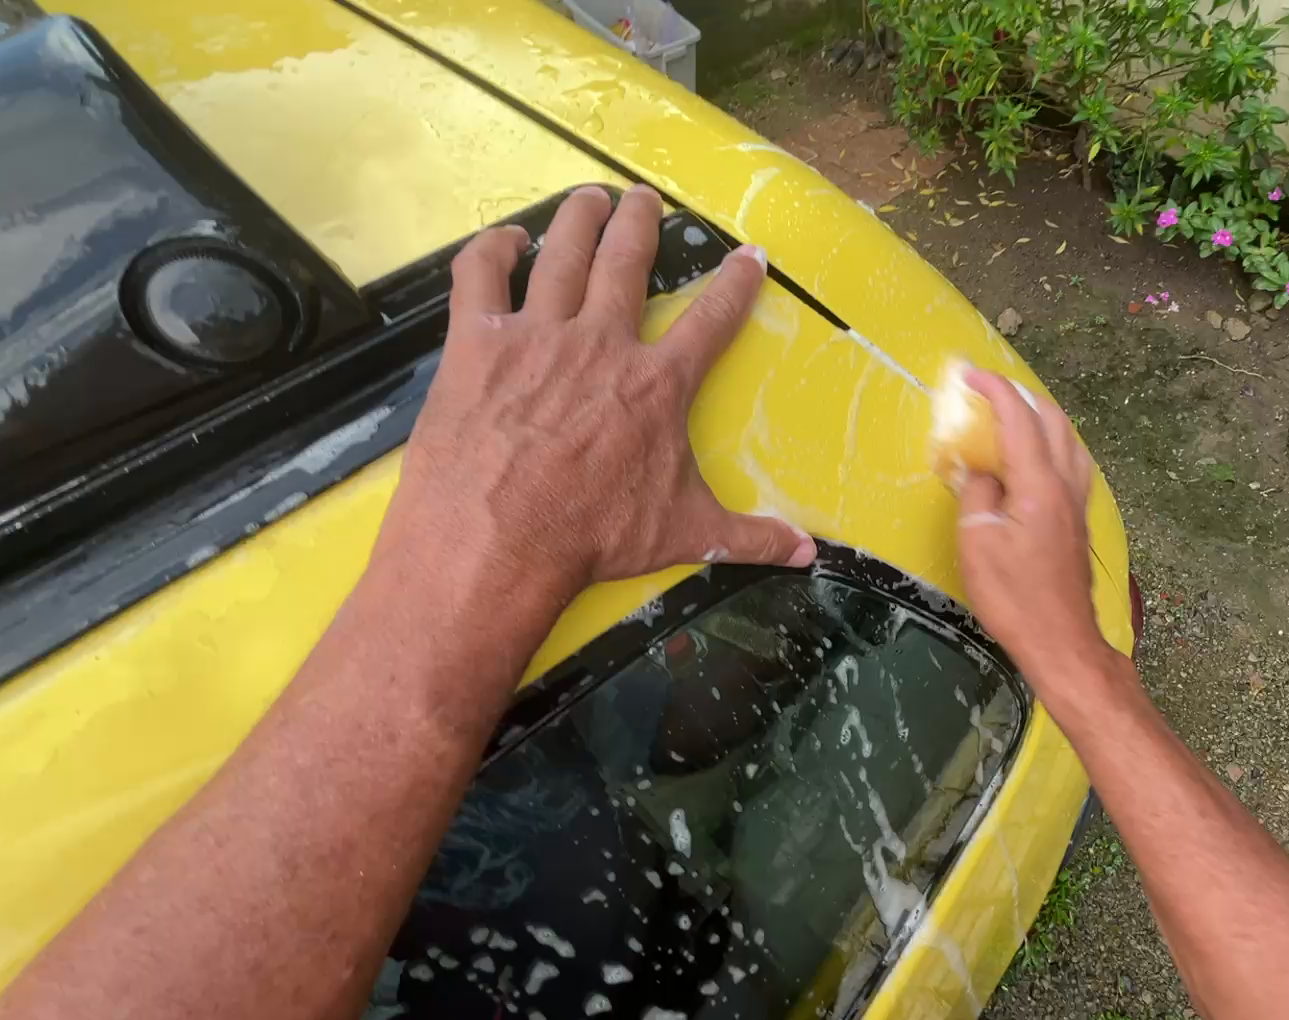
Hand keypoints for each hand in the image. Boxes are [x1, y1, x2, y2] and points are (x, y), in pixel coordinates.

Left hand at [376, 185, 813, 608]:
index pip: (711, 321)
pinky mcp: (477, 344)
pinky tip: (507, 238)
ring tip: (590, 195)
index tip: (750, 255)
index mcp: (658, 384)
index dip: (736, 285)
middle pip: (626, 264)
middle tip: (646, 197)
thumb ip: (753, 537)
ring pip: (561, 256)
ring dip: (579, 219)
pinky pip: (481, 275)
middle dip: (641, 224)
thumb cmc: (599, 534)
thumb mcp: (689, 534)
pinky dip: (494, 249)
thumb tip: (810, 555)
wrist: (498, 540)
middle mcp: (603, 343)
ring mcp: (537, 337)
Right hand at [955, 368, 1109, 685]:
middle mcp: (1065, 483)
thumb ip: (977, 494)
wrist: (1060, 638)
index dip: (993, 389)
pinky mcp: (1080, 518)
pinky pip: (1073, 461)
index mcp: (1038, 484)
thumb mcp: (977, 543)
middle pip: (1052, 418)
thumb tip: (980, 470)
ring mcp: (1078, 500)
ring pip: (1068, 438)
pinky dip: (1053, 442)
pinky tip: (1038, 455)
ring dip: (1041, 416)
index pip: (1018, 418)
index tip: (968, 375)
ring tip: (1012, 417)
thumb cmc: (1013, 595)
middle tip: (987, 393)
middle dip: (1020, 394)